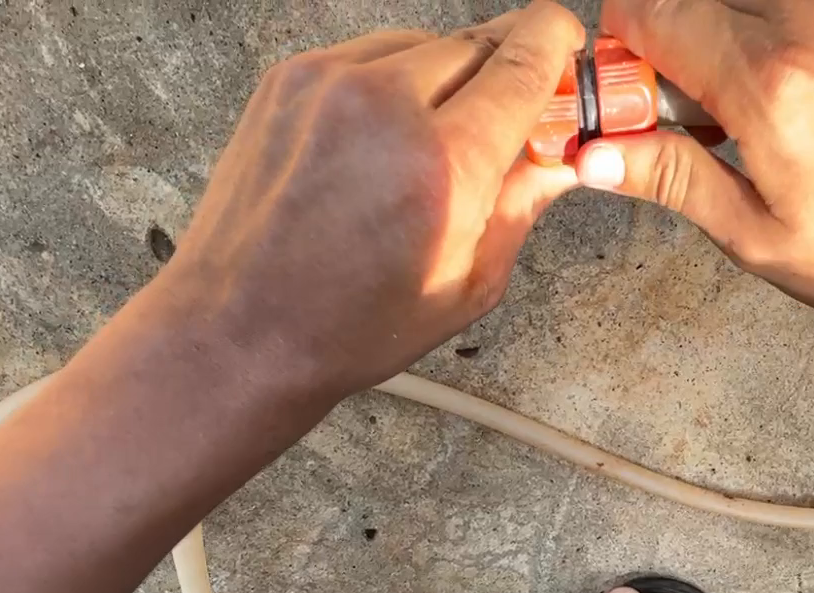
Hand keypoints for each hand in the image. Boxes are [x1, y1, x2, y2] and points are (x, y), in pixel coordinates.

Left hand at [153, 2, 583, 400]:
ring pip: (424, 45)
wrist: (245, 328)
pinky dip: (398, 85)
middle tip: (515, 118)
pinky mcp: (291, 77)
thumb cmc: (353, 326)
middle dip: (507, 71)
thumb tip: (555, 160)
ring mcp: (329, 81)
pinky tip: (395, 139)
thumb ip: (519, 209)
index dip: (556, 46)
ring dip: (451, 80)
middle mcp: (385, 104)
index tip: (567, 48)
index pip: (521, 63)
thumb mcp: (466, 288)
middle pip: (477, 43)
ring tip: (444, 143)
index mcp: (443, 166)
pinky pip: (371, 57)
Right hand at [581, 0, 813, 326]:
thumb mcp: (758, 236)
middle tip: (698, 107)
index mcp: (771, 85)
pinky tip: (807, 78)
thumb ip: (674, 178)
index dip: (626, 46)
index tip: (630, 85)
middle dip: (680, 39)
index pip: (656, 14)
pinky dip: (786, 22)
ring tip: (755, 96)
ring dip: (734, 28)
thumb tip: (598, 155)